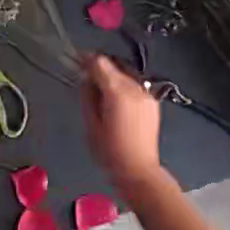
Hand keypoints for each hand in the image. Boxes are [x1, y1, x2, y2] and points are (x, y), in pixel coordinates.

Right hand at [81, 53, 166, 190]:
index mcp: (117, 92)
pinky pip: (134, 85)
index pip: (100, 63)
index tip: (77, 60)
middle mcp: (135, 88)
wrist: (139, 170)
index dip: (86, 59)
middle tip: (86, 77)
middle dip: (99, 67)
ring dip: (112, 76)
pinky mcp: (153, 102)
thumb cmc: (109, 150)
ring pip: (125, 73)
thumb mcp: (90, 122)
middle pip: (114, 65)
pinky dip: (123, 86)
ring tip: (101, 91)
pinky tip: (116, 100)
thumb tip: (87, 79)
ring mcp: (147, 94)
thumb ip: (88, 95)